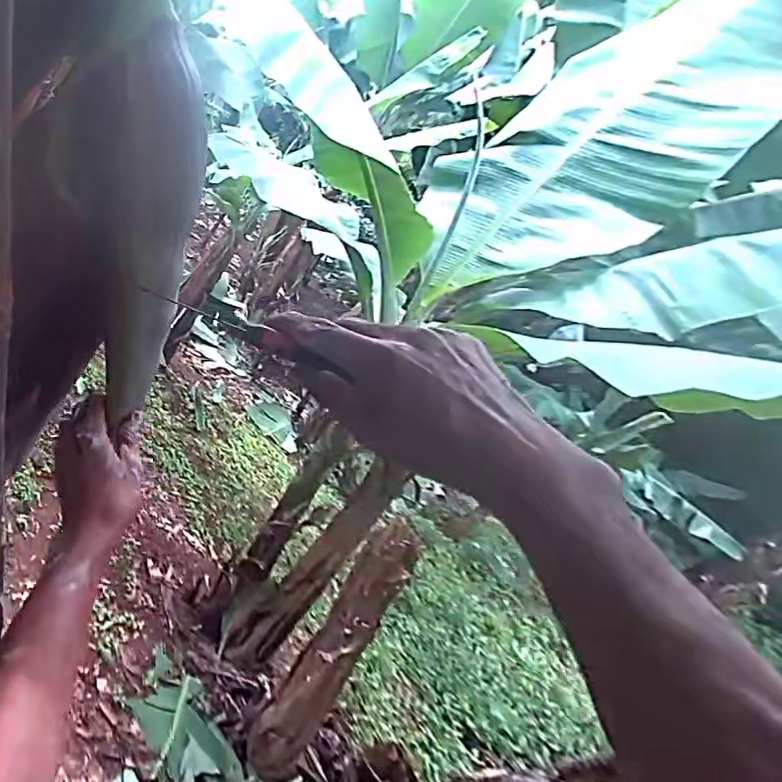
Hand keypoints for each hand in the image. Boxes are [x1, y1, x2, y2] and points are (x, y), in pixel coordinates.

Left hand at [52, 395, 147, 560]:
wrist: (86, 534)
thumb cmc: (114, 504)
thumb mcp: (133, 472)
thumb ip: (129, 441)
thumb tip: (132, 418)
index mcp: (90, 437)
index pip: (94, 403)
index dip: (107, 401)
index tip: (119, 407)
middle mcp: (70, 441)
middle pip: (78, 412)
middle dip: (93, 411)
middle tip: (112, 421)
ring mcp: (60, 454)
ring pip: (67, 426)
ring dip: (81, 425)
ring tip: (101, 437)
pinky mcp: (57, 468)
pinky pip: (64, 442)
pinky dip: (75, 440)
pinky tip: (89, 454)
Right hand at [258, 315, 599, 512]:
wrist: (514, 457)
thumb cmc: (430, 450)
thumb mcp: (365, 427)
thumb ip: (329, 390)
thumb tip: (303, 366)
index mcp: (377, 357)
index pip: (319, 333)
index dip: (289, 328)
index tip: (268, 324)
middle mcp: (404, 335)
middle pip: (349, 327)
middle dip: (326, 339)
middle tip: (311, 358)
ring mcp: (437, 334)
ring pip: (382, 332)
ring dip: (364, 347)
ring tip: (368, 378)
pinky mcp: (462, 341)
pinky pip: (415, 338)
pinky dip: (399, 352)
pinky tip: (410, 380)